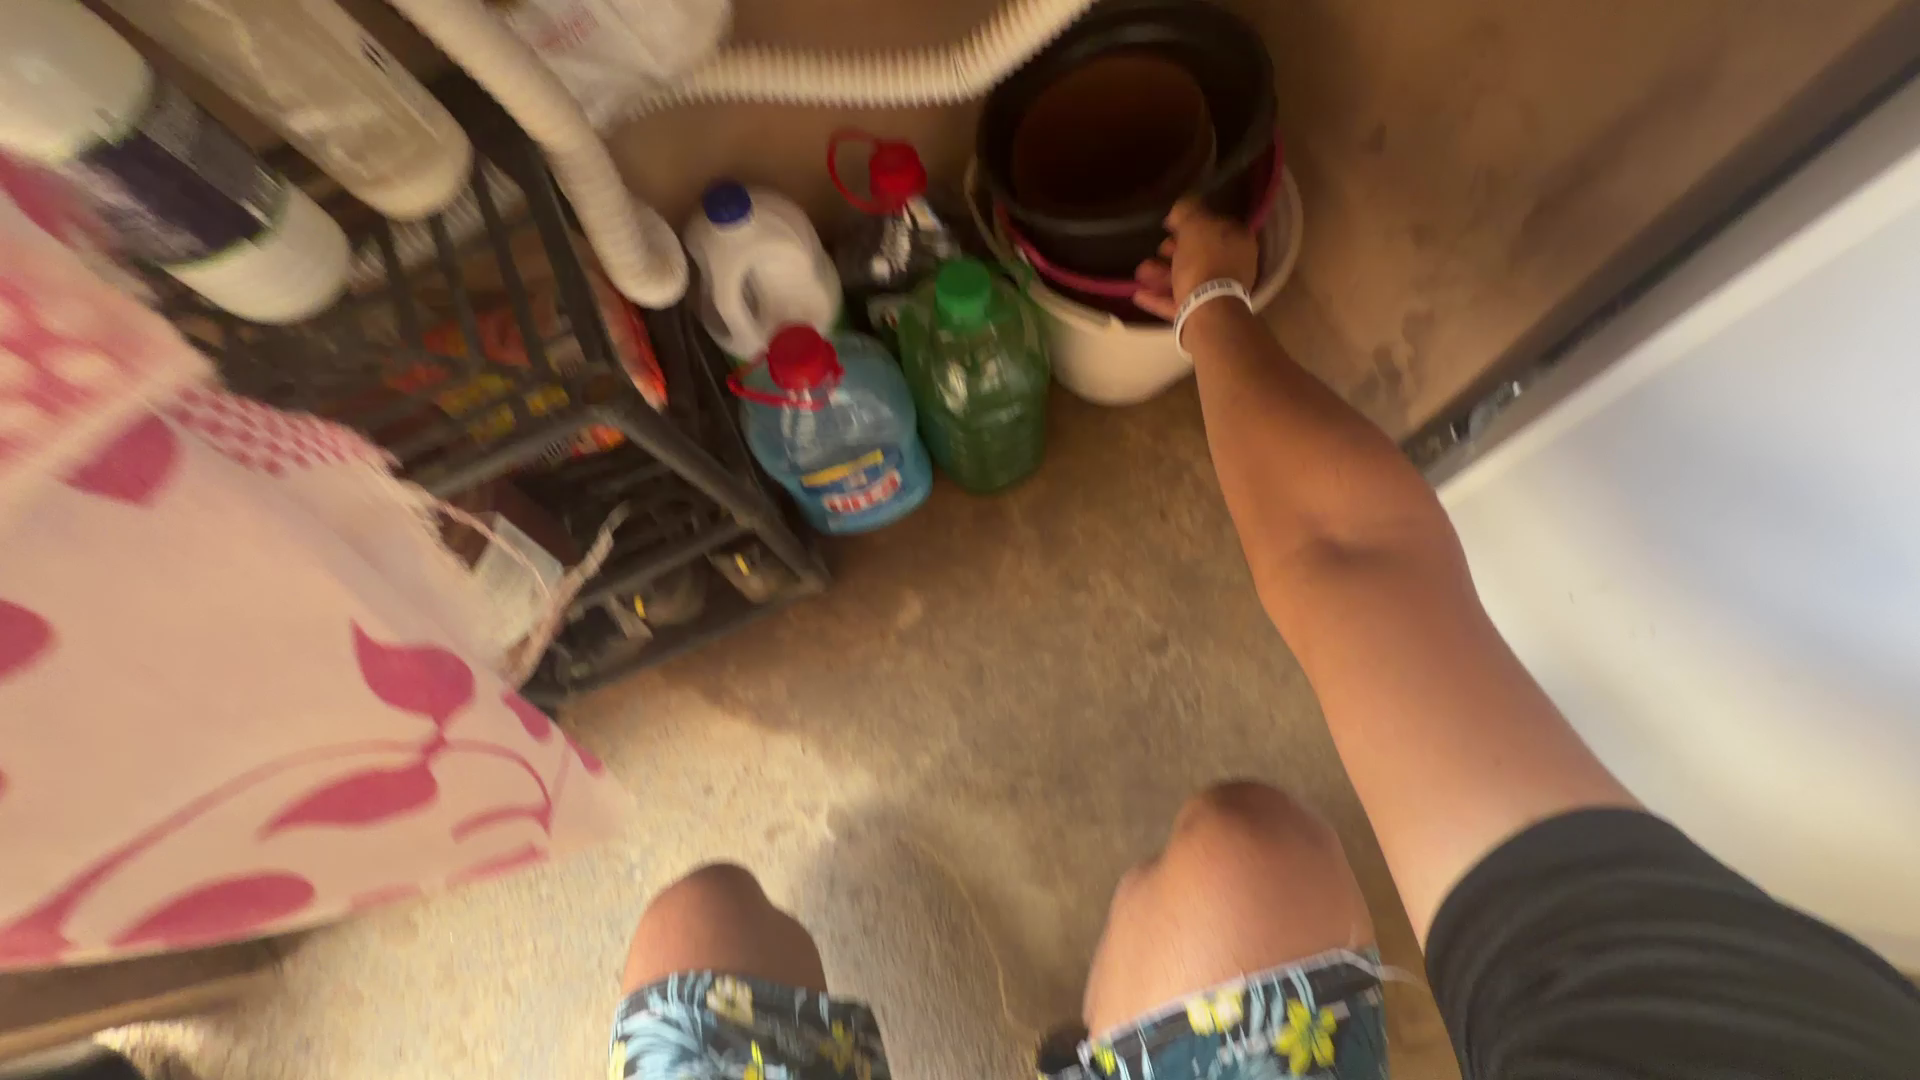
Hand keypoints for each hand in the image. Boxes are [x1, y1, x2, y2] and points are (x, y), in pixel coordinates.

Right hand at [1132, 198, 1259, 320]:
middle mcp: (1232, 265)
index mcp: (1237, 240)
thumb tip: (1181, 207)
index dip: (1191, 223)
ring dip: (1161, 274)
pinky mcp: (1202, 313)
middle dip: (1173, 251)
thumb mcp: (1195, 225)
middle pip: (1199, 254)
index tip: (1170, 225)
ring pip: (1186, 278)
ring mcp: (1218, 291)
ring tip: (1140, 273)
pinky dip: (1159, 297)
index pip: (1215, 225)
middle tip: (1158, 249)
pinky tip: (1139, 295)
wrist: (1207, 311)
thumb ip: (1187, 211)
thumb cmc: (1204, 262)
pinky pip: (1178, 301)